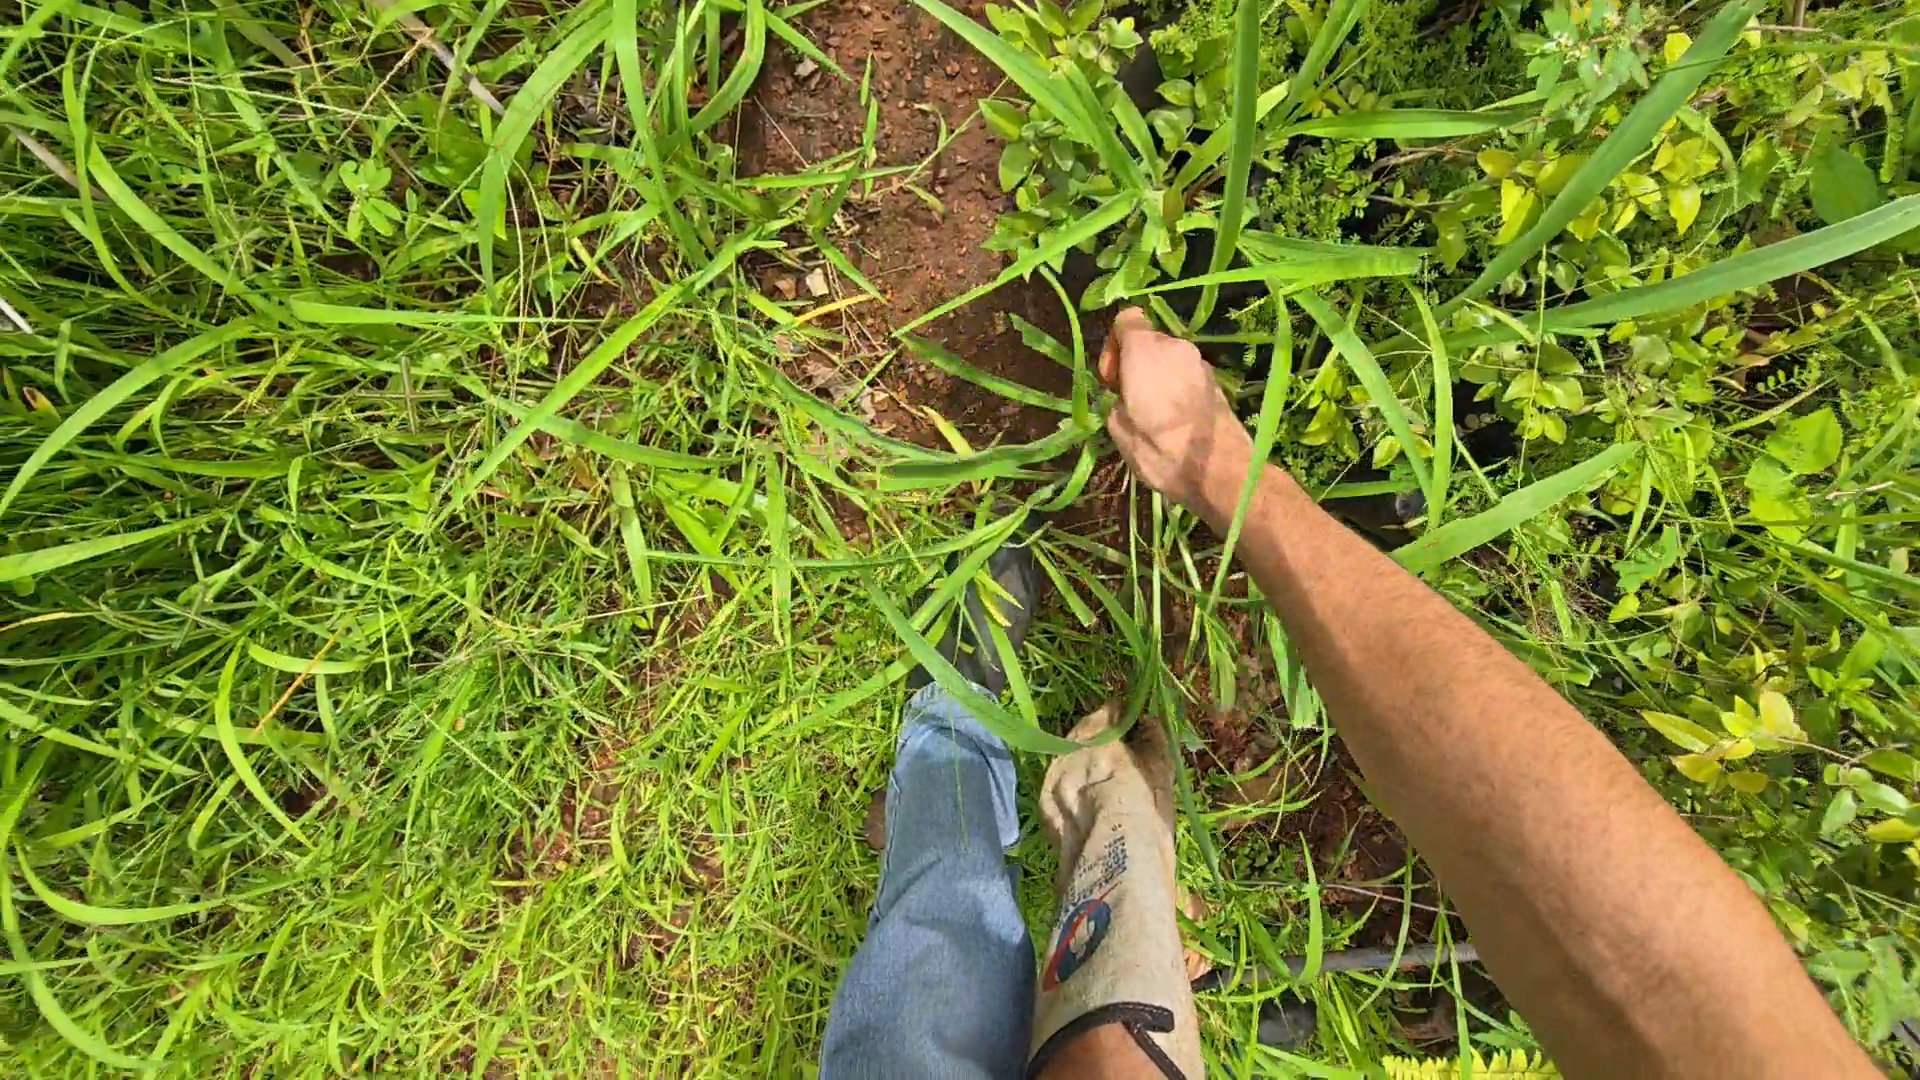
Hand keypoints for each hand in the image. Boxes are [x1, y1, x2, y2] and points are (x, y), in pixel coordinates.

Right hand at [1099, 308, 1251, 516]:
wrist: (1218, 472)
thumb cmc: (1159, 450)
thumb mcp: (1118, 428)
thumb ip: (1116, 400)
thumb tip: (1124, 398)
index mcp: (1145, 352)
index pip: (1126, 319)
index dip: (1112, 346)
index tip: (1111, 380)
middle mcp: (1175, 347)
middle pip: (1148, 340)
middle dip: (1134, 364)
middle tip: (1128, 401)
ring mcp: (1200, 362)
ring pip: (1168, 358)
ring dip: (1155, 377)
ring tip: (1151, 414)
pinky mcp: (1216, 381)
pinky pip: (1184, 374)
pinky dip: (1174, 388)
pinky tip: (1173, 421)